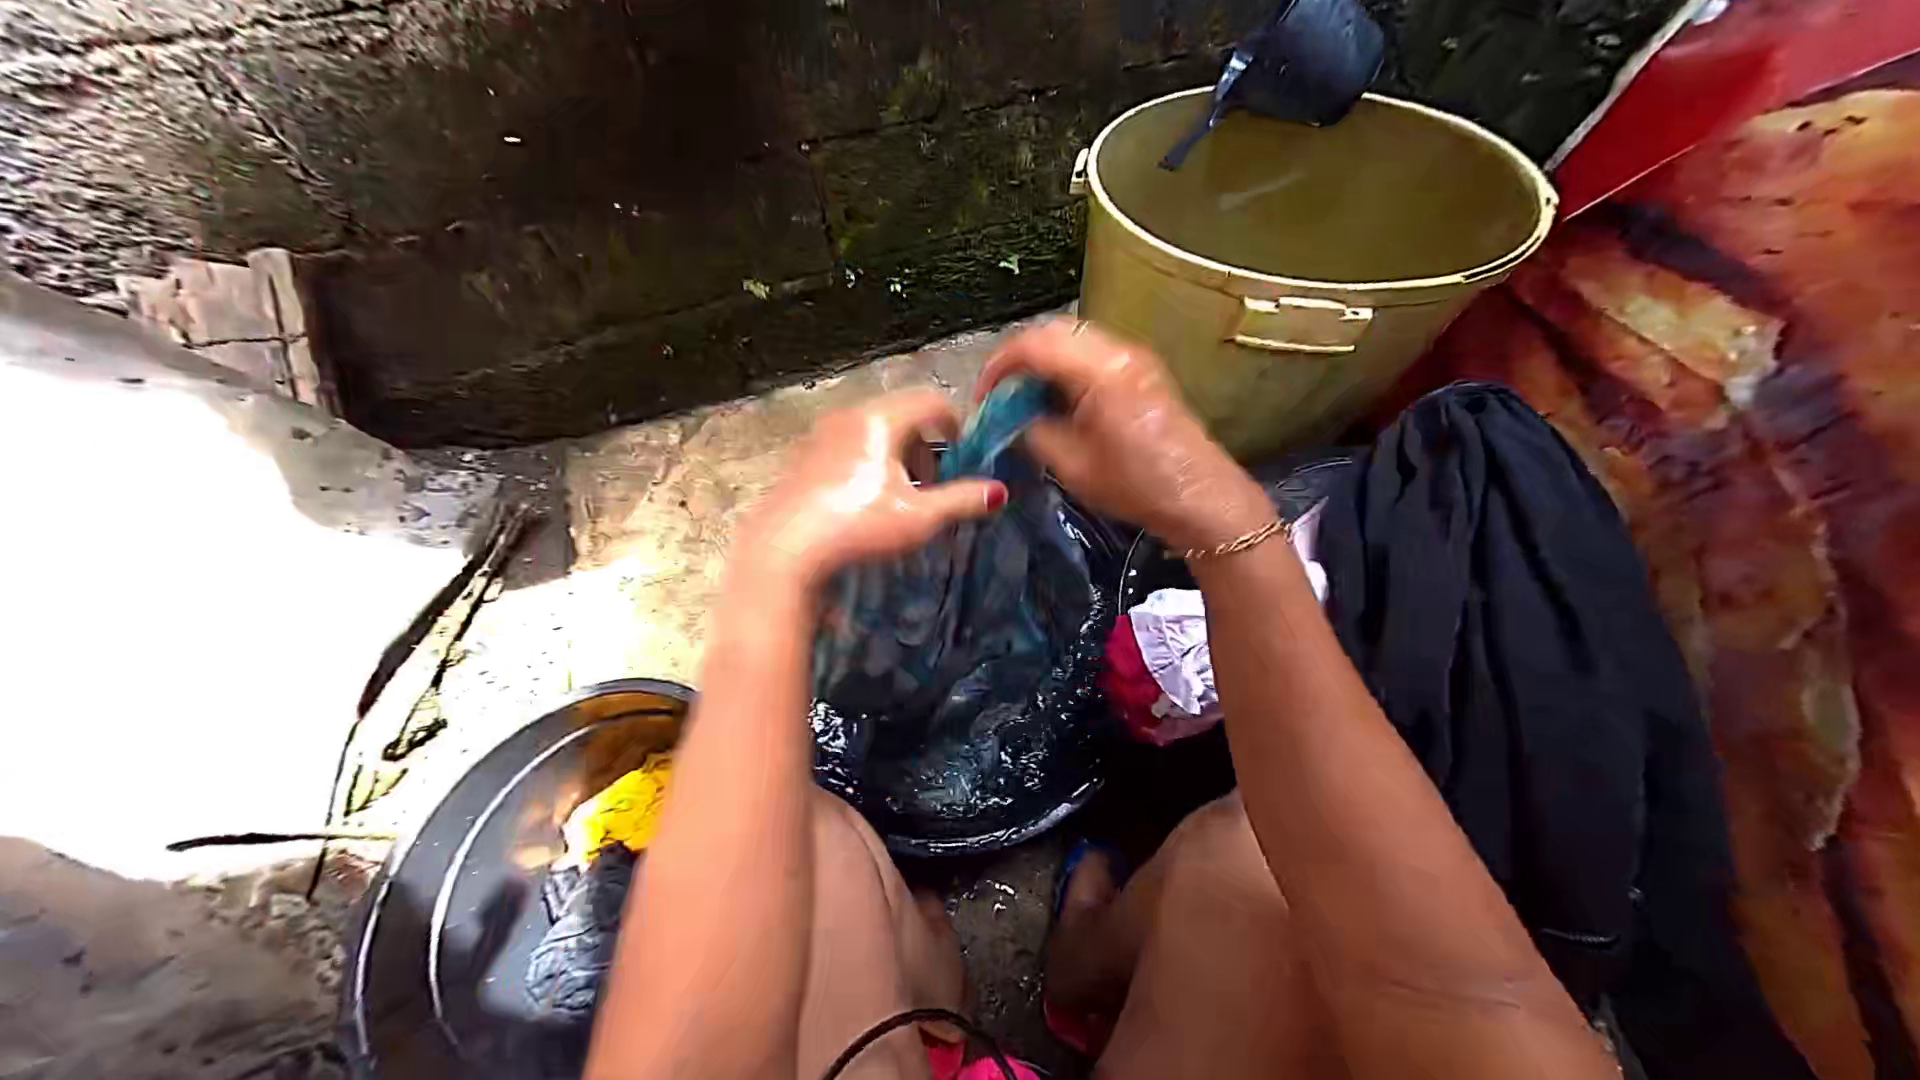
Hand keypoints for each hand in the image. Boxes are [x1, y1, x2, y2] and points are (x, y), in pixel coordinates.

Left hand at [735, 389, 1007, 590]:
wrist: (787, 550)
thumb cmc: (858, 527)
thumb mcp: (919, 517)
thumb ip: (961, 500)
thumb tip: (999, 492)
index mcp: (879, 420)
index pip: (931, 401)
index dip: (955, 423)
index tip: (962, 454)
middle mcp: (849, 416)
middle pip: (902, 414)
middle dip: (925, 445)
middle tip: (931, 483)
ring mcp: (821, 434)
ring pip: (874, 430)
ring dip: (897, 454)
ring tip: (900, 495)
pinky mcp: (804, 456)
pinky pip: (849, 443)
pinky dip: (868, 460)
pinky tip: (865, 500)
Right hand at [978, 320, 1272, 551]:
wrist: (1200, 498)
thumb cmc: (1136, 486)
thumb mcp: (1071, 465)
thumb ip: (1031, 432)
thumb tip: (1009, 417)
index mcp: (1100, 371)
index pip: (1034, 345)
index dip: (998, 366)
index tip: (982, 397)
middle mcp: (1118, 351)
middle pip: (1052, 331)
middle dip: (1017, 358)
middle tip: (998, 393)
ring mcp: (1134, 356)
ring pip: (1072, 337)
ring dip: (1041, 359)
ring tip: (1022, 396)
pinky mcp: (1141, 370)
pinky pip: (1091, 351)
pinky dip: (1064, 365)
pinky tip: (1055, 397)